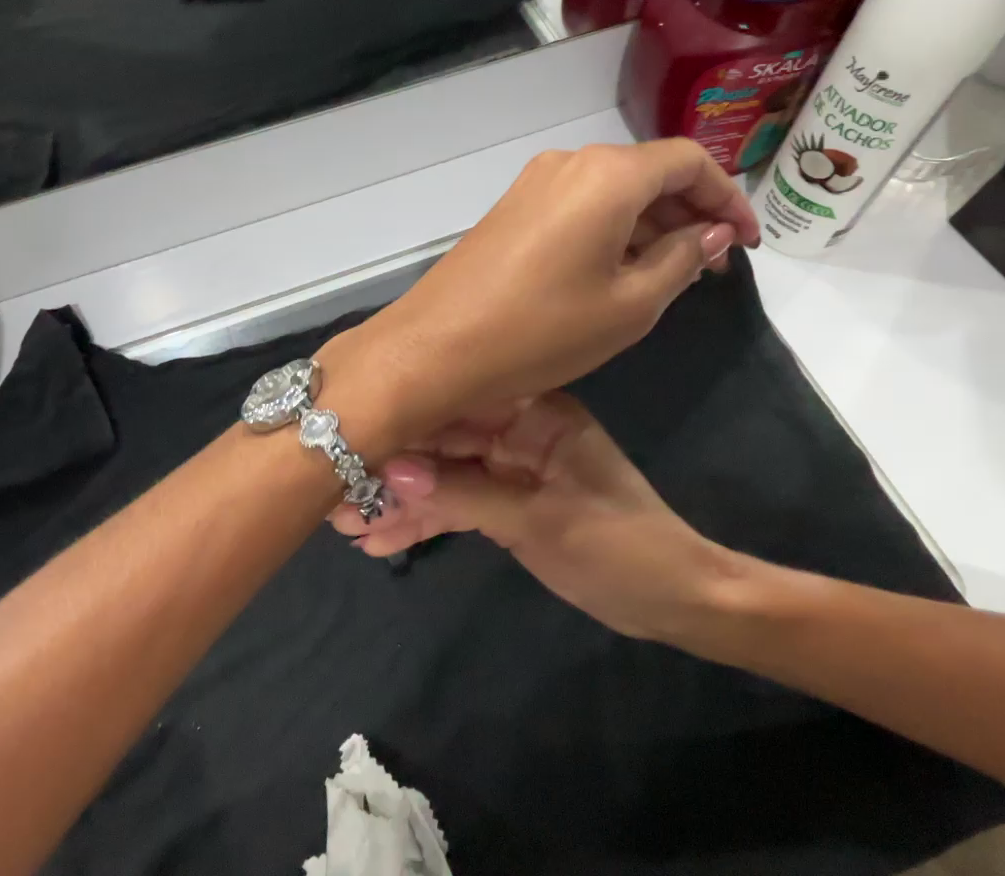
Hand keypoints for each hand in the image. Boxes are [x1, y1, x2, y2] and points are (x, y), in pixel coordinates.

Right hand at [328, 394, 755, 640]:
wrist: (671, 599)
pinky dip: (424, 522)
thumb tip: (388, 470)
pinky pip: (456, 505)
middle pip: (439, 441)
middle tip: (332, 494)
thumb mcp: (538, 520)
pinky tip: (379, 541)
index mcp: (535, 412)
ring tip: (344, 525)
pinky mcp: (506, 503)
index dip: (401, 424)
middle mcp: (516, 431)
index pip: (456, 405)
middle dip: (388, 469)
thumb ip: (462, 492)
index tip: (346, 442)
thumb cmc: (618, 547)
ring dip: (397, 500)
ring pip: (441, 475)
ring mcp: (509, 468)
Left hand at [329, 139, 759, 443]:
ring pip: (613, 191)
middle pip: (650, 172)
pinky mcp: (511, 210)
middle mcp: (570, 164)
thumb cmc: (541, 332)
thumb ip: (681, 260)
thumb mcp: (630, 306)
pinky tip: (622, 271)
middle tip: (716, 265)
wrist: (434, 350)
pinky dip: (612, 230)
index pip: (689, 162)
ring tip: (675, 274)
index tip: (747, 242)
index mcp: (608, 175)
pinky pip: (579, 207)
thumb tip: (712, 234)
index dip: (728, 197)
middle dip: (691, 213)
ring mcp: (534, 184)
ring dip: (651, 224)